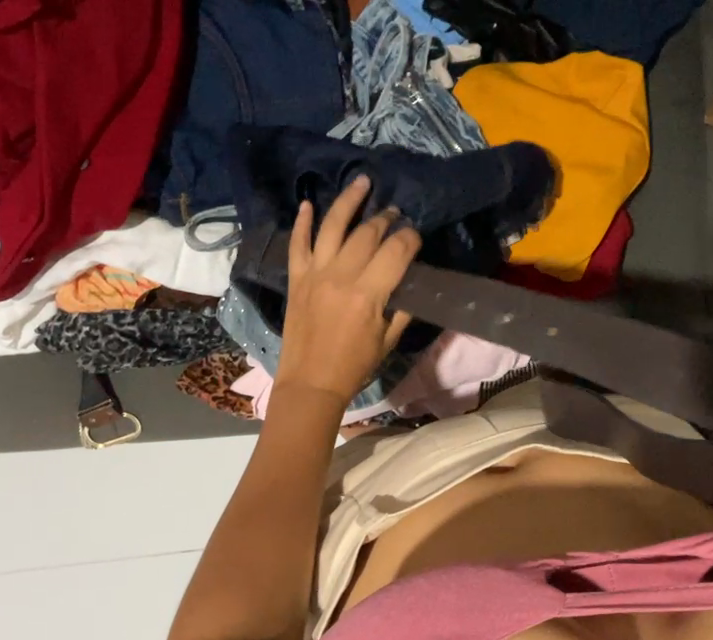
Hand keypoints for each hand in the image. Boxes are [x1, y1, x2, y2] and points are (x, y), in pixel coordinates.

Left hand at [274, 175, 422, 406]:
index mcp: (368, 294)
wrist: (310, 384)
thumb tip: (408, 282)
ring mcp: (315, 275)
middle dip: (385, 219)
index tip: (416, 235)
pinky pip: (298, 244)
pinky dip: (302, 222)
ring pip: (332, 226)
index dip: (410, 238)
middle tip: (395, 213)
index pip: (396, 251)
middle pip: (367, 233)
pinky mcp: (296, 280)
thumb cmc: (353, 368)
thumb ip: (400, 309)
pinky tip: (309, 203)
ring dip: (349, 201)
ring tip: (362, 182)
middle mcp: (341, 276)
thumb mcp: (387, 342)